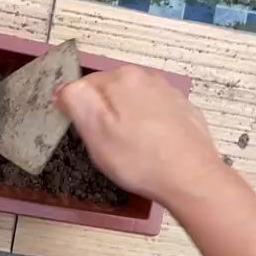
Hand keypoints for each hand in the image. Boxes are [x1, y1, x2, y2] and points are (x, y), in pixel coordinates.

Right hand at [54, 66, 230, 205]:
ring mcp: (168, 93)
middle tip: (106, 145)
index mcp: (121, 78)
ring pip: (131, 103)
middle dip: (103, 116)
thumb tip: (64, 88)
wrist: (191, 178)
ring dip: (125, 121)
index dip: (78, 112)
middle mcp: (147, 77)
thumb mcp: (94, 130)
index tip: (86, 134)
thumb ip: (75, 100)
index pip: (82, 86)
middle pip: (109, 93)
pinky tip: (149, 148)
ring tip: (129, 150)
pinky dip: (146, 128)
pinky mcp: (182, 111)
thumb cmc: (140, 159)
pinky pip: (153, 114)